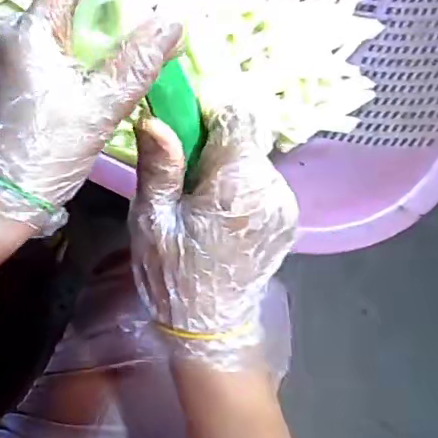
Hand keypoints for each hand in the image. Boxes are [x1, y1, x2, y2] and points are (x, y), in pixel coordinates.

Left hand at [0, 0, 180, 233]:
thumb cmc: (48, 149)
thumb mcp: (102, 105)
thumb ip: (138, 60)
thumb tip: (173, 17)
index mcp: (27, 33)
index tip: (139, 1)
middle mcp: (6, 41)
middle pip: (61, 13)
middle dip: (100, 20)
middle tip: (140, 34)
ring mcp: (0, 67)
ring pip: (52, 41)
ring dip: (86, 46)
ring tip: (123, 60)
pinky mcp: (1, 91)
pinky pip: (40, 64)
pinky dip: (67, 67)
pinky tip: (92, 85)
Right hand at [130, 109, 298, 374]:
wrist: (210, 329)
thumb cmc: (172, 274)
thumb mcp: (152, 220)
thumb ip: (160, 166)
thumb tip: (154, 118)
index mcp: (237, 185)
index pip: (237, 115)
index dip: (207, 109)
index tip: (177, 122)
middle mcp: (272, 187)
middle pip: (246, 135)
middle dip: (211, 138)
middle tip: (176, 165)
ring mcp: (285, 203)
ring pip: (252, 156)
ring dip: (222, 160)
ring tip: (192, 194)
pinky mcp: (286, 216)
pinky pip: (259, 179)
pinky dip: (235, 180)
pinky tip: (213, 209)